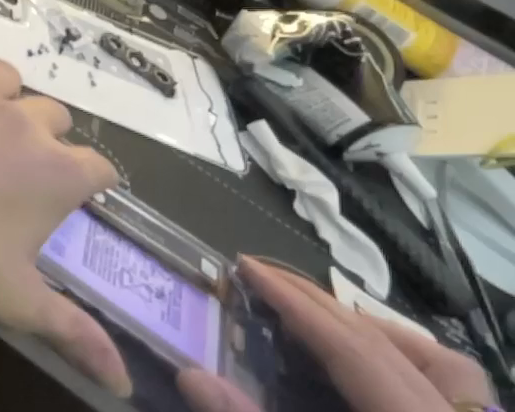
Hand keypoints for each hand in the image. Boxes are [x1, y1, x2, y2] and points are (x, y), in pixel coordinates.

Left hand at [0, 39, 128, 396]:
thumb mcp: (15, 300)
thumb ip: (75, 334)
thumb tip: (124, 385)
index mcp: (57, 171)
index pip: (100, 166)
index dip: (88, 180)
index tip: (73, 193)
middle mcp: (21, 122)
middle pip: (54, 112)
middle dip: (45, 132)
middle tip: (18, 158)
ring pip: (2, 73)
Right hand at [178, 258, 495, 411]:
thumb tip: (192, 375)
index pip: (352, 347)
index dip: (294, 303)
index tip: (244, 265)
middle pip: (388, 347)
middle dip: (318, 304)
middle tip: (259, 279)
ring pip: (443, 364)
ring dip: (374, 329)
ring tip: (319, 316)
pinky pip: (462, 388)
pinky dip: (416, 360)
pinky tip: (380, 362)